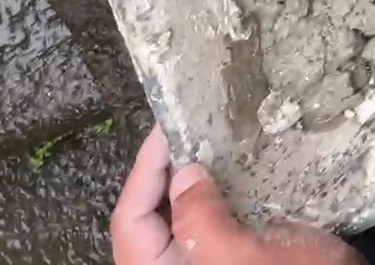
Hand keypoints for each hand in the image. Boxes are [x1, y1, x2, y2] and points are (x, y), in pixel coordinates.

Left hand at [111, 128, 363, 264]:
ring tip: (215, 137)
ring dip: (195, 175)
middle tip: (192, 124)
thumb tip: (185, 172)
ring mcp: (204, 261)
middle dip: (168, 168)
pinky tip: (243, 164)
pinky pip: (215, 216)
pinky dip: (223, 187)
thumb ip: (200, 221)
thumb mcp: (238, 256)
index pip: (132, 219)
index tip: (168, 126)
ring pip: (183, 214)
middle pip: (152, 215)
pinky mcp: (233, 253)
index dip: (145, 170)